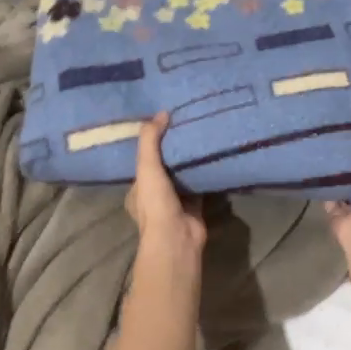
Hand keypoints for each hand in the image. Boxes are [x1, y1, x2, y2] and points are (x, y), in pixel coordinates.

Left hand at [126, 114, 204, 253]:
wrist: (177, 237)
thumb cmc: (156, 203)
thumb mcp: (147, 166)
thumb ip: (150, 140)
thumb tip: (161, 113)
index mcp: (137, 189)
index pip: (143, 161)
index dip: (152, 144)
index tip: (165, 125)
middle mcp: (154, 196)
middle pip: (164, 167)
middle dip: (174, 151)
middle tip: (187, 127)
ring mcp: (175, 202)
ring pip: (182, 176)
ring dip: (190, 161)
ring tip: (201, 136)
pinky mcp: (195, 206)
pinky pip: (200, 184)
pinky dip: (205, 173)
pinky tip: (213, 156)